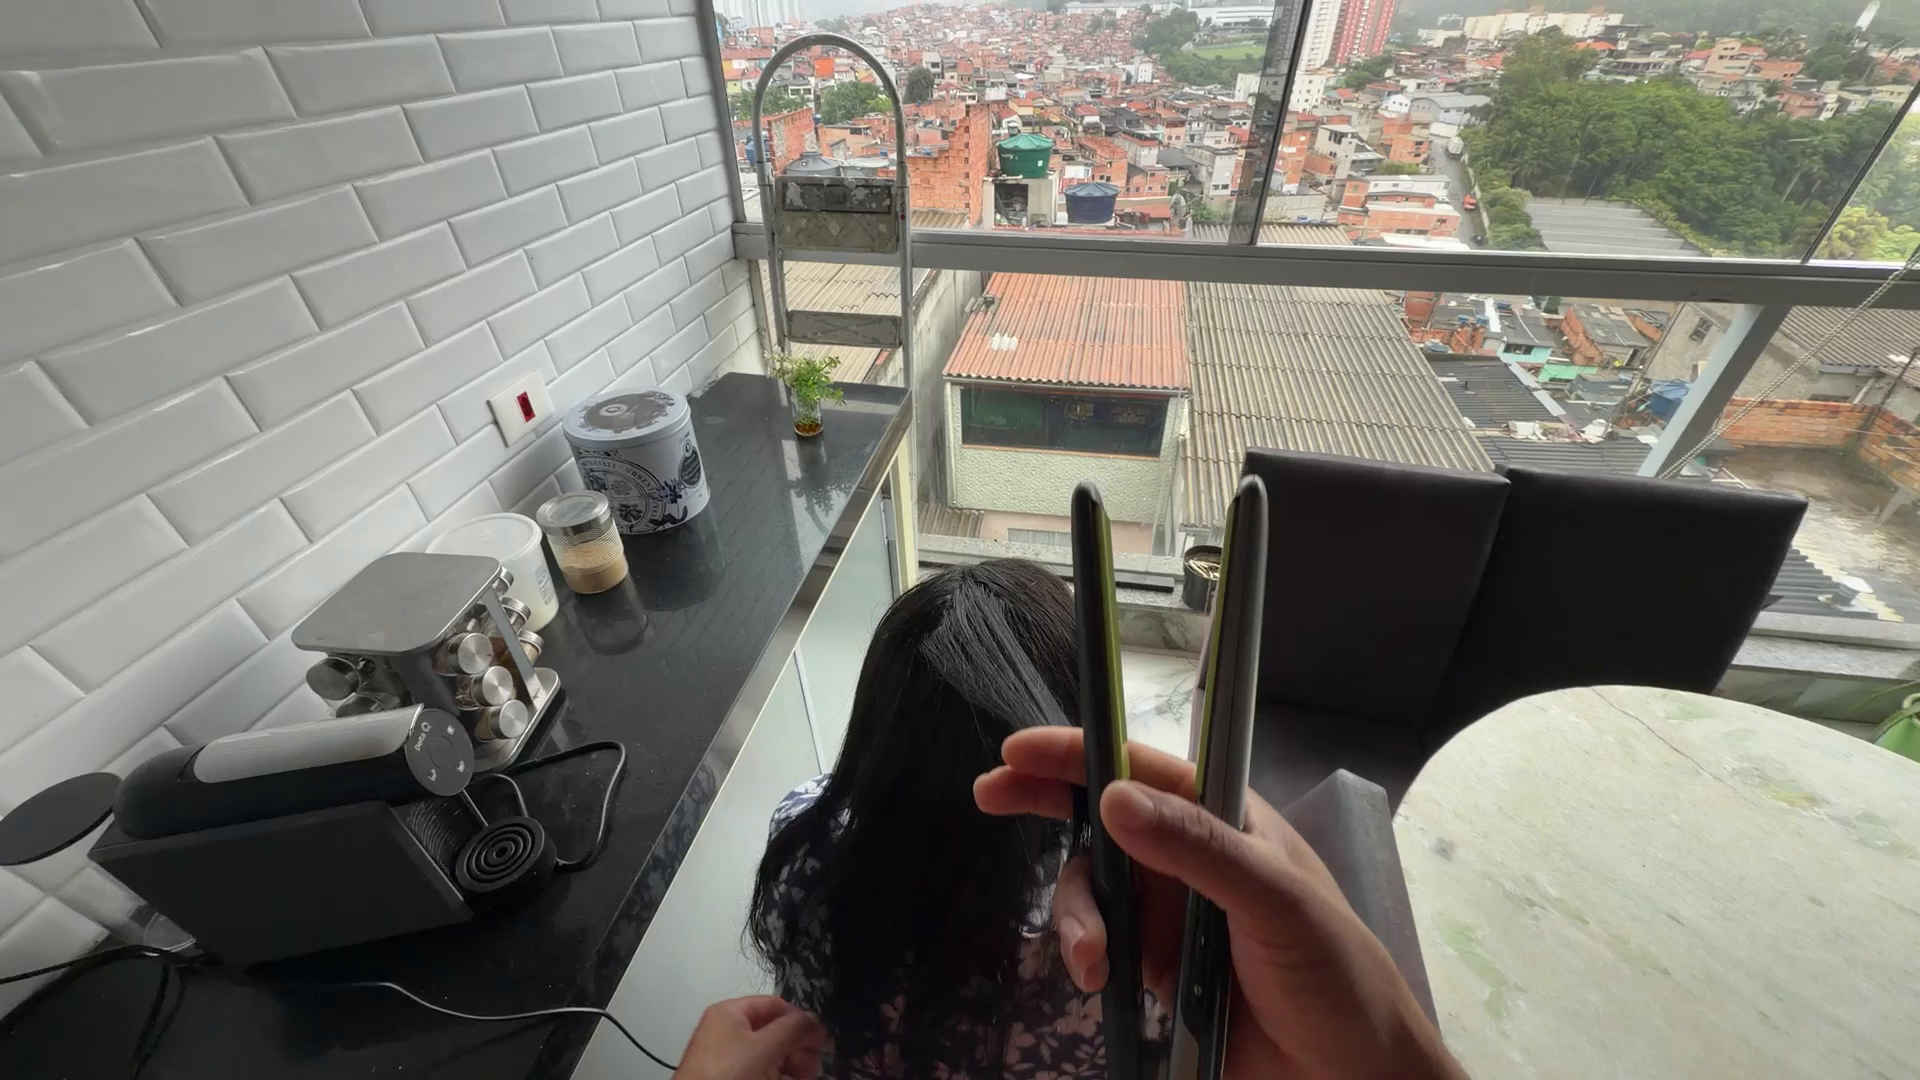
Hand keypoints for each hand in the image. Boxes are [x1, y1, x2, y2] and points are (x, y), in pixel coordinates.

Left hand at [671, 996, 826, 1079]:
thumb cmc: (729, 1077)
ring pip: (767, 1057)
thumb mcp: (765, 1047)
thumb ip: (794, 1028)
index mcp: (729, 1013)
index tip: (821, 1038)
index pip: (774, 1005)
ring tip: (810, 1076)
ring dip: (792, 1065)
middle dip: (798, 1047)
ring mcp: (725, 1063)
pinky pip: (758, 1074)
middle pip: (773, 1033)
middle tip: (817, 1064)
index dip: (800, 1019)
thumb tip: (815, 1020)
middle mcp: (726, 1034)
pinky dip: (777, 1077)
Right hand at [975, 729, 1465, 1079]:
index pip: (1138, 765)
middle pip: (1100, 810)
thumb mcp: (1276, 903)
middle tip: (990, 793)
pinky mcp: (1151, 961)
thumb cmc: (1336, 978)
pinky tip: (1097, 979)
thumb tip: (1110, 796)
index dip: (1076, 750)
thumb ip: (1198, 848)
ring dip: (1076, 913)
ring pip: (1092, 882)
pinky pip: (1099, 936)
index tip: (1016, 750)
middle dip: (1043, 798)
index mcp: (1220, 815)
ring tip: (1090, 961)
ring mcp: (1165, 907)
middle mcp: (1184, 850)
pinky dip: (1086, 949)